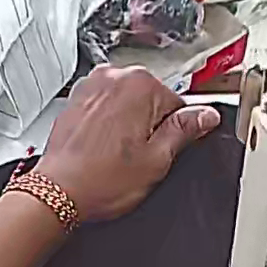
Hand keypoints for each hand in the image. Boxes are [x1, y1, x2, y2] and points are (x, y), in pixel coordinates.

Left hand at [35, 65, 221, 223]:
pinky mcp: (77, 99)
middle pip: (151, 102)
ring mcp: (92, 85)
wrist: (59, 192)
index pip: (178, 106)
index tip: (159, 154)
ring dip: (128, 128)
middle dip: (149, 129)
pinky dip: (107, 127)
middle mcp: (115, 75)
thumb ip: (185, 131)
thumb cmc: (101, 181)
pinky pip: (106, 109)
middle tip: (136, 159)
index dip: (173, 136)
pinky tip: (102, 151)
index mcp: (142, 85)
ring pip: (128, 105)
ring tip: (117, 156)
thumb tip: (207, 116)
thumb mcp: (157, 160)